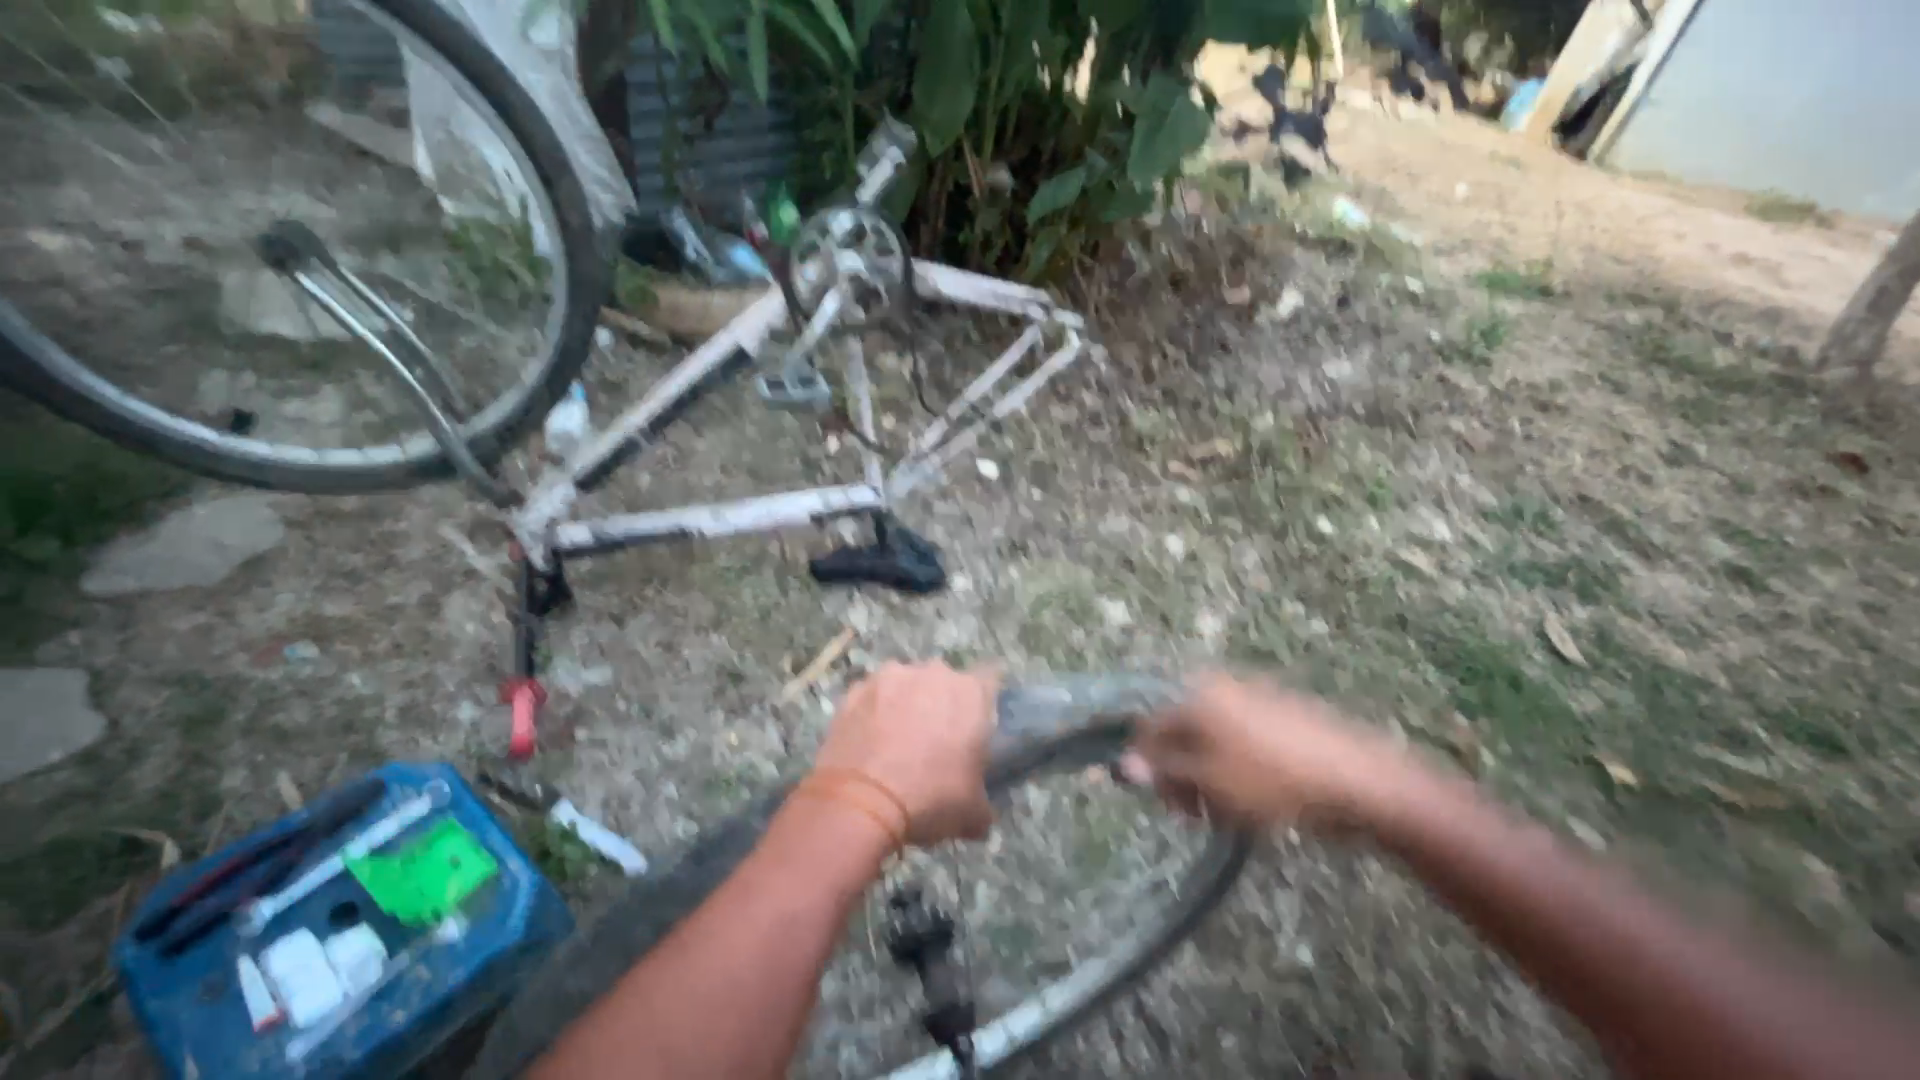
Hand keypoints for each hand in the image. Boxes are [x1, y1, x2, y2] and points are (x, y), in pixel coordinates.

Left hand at [813, 661, 998, 846]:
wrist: (861, 801)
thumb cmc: (930, 797)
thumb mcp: (973, 813)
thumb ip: (983, 803)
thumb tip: (979, 817)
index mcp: (970, 692)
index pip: (991, 681)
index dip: (983, 703)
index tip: (976, 727)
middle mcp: (933, 673)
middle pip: (944, 681)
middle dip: (941, 703)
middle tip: (936, 740)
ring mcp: (889, 677)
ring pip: (904, 685)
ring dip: (904, 704)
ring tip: (896, 741)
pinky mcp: (854, 690)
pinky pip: (871, 698)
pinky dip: (872, 713)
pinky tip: (868, 743)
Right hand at [1122, 673, 1413, 829]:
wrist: (1359, 783)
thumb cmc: (1272, 781)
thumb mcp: (1208, 781)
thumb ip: (1162, 770)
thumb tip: (1123, 764)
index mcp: (1198, 696)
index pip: (1149, 726)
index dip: (1143, 764)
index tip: (1156, 802)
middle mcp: (1222, 690)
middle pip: (1179, 733)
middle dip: (1177, 774)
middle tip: (1191, 813)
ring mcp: (1254, 703)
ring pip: (1210, 743)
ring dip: (1206, 779)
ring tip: (1224, 814)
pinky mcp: (1280, 722)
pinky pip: (1239, 746)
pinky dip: (1234, 773)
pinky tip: (1251, 803)